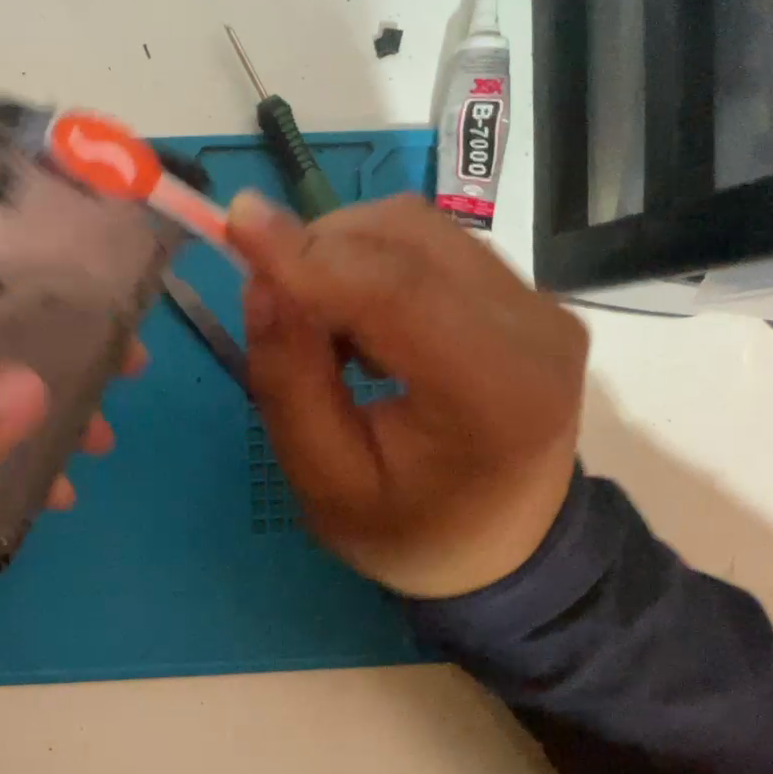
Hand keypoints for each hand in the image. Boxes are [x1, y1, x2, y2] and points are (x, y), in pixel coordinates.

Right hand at [226, 193, 587, 597]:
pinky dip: (370, 264)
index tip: (235, 223)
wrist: (502, 550)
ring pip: (417, 228)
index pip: (395, 290)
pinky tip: (356, 322)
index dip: (309, 251)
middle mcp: (532, 329)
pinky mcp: (525, 295)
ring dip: (341, 255)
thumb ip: (289, 381)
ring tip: (317, 327)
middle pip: (406, 238)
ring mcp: (537, 304)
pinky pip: (431, 244)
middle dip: (317, 249)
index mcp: (491, 393)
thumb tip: (260, 280)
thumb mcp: (324, 481)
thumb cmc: (404, 529)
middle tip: (270, 307)